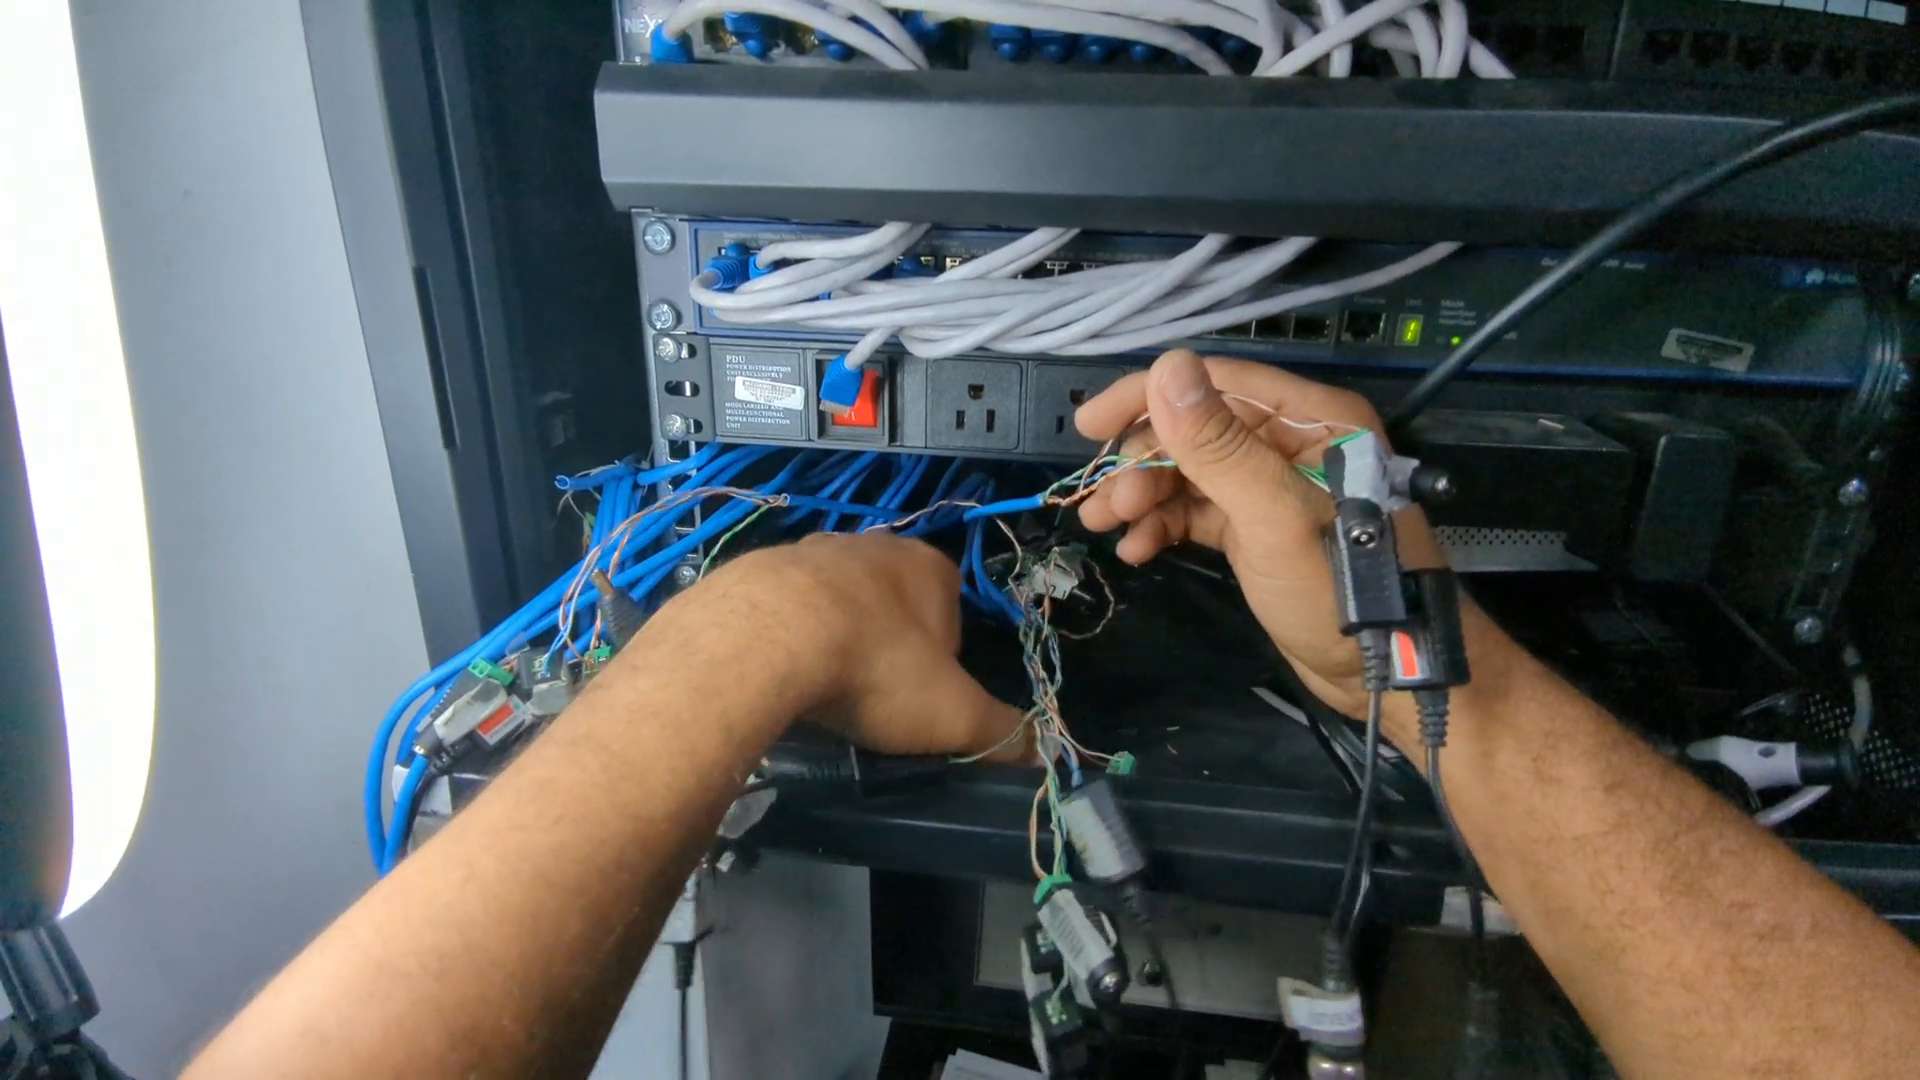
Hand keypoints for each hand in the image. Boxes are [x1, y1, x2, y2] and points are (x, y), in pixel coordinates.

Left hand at [661, 532, 1027, 758]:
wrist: (766, 638)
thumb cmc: (877, 667)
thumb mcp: (952, 714)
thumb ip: (1002, 733)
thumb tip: (1044, 756)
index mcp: (931, 567)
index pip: (954, 610)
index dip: (943, 657)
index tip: (920, 693)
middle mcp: (877, 545)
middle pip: (896, 600)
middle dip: (890, 641)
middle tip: (873, 691)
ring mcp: (817, 547)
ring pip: (842, 597)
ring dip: (840, 631)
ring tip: (824, 681)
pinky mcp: (765, 563)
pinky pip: (789, 601)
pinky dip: (791, 628)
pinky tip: (782, 664)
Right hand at [1073, 350, 1442, 717]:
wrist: (1387, 677)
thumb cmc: (1342, 590)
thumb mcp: (1274, 516)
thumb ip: (1218, 445)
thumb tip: (1165, 368)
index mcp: (1307, 419)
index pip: (1212, 384)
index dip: (1145, 398)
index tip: (1089, 426)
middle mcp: (1284, 445)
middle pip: (1191, 434)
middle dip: (1141, 467)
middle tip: (1104, 506)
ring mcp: (1266, 489)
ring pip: (1186, 475)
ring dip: (1142, 499)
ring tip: (1104, 528)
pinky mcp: (1252, 530)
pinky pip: (1194, 514)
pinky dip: (1162, 527)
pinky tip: (1137, 551)